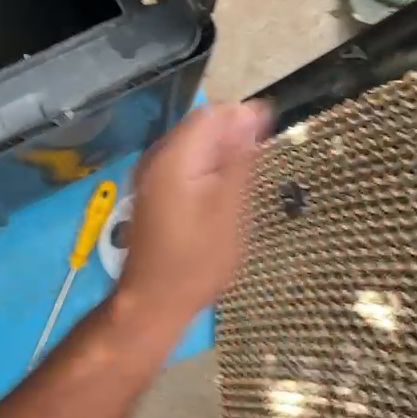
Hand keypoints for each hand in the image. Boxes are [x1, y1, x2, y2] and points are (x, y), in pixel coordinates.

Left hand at [116, 101, 268, 324]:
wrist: (153, 302)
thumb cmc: (197, 262)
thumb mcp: (230, 209)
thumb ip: (239, 159)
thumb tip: (251, 115)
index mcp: (174, 158)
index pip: (211, 115)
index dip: (242, 119)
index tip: (267, 141)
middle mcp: (155, 160)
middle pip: (199, 129)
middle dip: (230, 139)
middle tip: (257, 168)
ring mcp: (149, 178)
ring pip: (191, 148)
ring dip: (219, 158)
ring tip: (242, 185)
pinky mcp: (151, 195)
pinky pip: (182, 168)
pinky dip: (204, 173)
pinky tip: (221, 197)